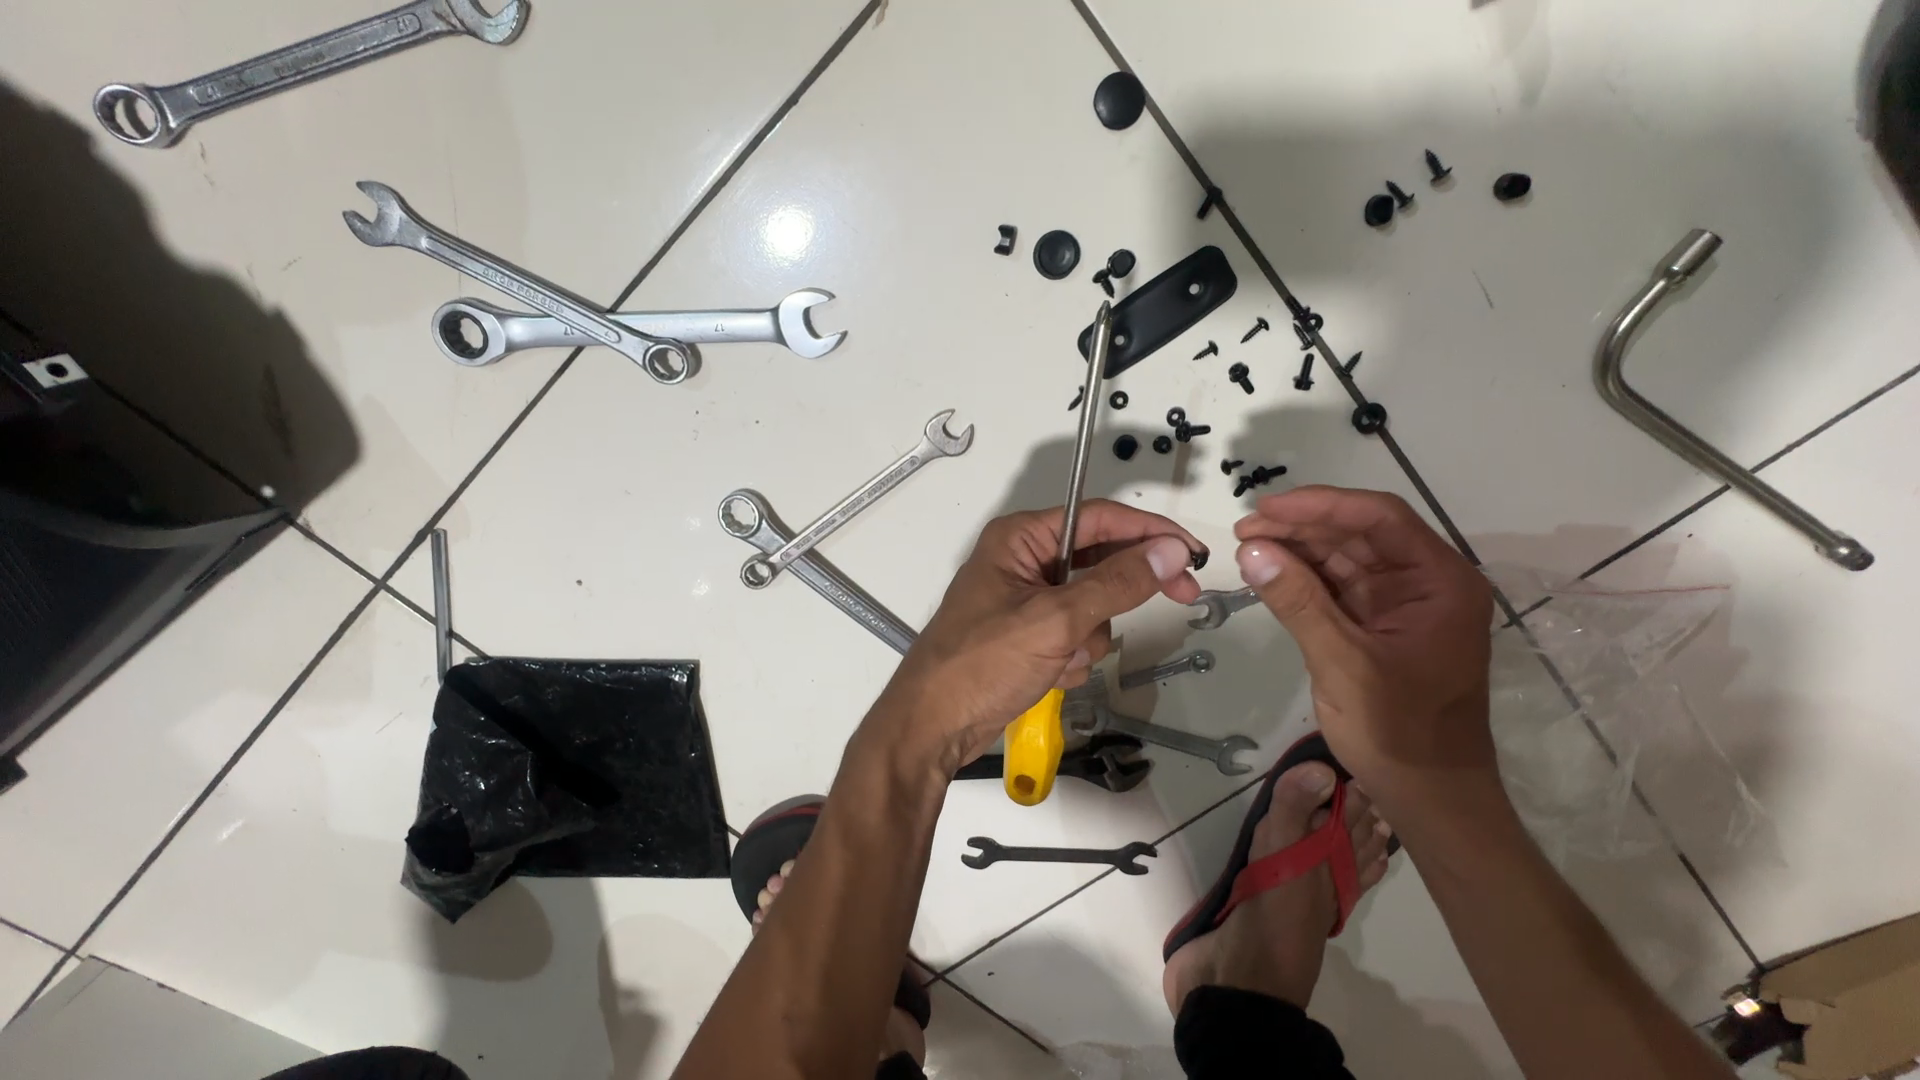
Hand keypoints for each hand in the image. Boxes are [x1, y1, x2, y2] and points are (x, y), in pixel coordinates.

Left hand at [881, 500, 1204, 770]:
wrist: (932, 726)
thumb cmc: (983, 663)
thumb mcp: (1056, 619)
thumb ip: (1117, 583)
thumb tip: (1171, 549)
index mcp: (1021, 538)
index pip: (1100, 519)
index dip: (1151, 532)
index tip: (1194, 553)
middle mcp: (1023, 560)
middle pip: (1100, 560)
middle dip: (1123, 592)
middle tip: (1183, 597)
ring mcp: (1024, 601)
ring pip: (1091, 605)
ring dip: (1088, 637)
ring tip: (1062, 658)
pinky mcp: (1026, 636)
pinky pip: (1073, 636)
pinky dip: (1071, 657)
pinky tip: (1049, 675)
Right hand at [1233, 486, 1495, 801]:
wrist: (1428, 794)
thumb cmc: (1399, 730)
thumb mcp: (1343, 662)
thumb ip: (1297, 602)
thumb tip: (1251, 550)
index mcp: (1440, 582)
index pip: (1380, 519)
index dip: (1321, 506)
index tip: (1266, 510)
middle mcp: (1425, 583)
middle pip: (1359, 534)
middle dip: (1302, 527)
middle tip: (1244, 530)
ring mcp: (1401, 605)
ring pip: (1345, 558)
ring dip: (1298, 550)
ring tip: (1247, 547)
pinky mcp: (1378, 625)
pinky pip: (1337, 588)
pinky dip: (1302, 578)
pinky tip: (1269, 572)